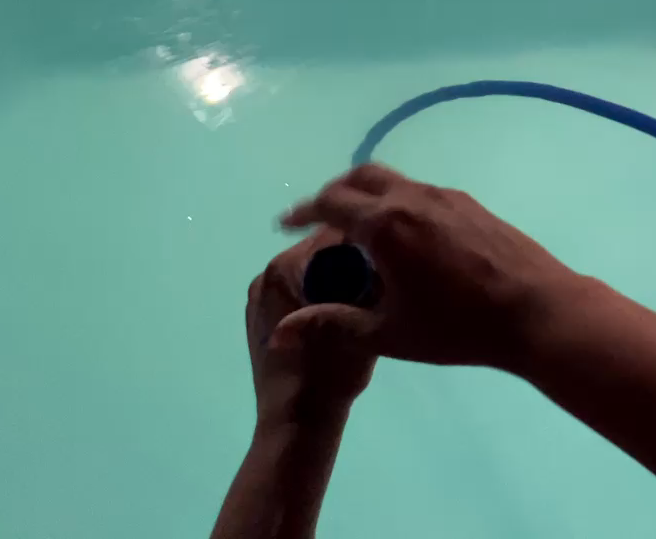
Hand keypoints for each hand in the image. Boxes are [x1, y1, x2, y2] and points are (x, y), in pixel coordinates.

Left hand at [245, 230, 376, 425]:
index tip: (395, 251)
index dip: (370, 237)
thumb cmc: (334, 368)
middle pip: (323, 247)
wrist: (297, 424)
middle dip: (353, 255)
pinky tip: (341, 310)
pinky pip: (300, 285)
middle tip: (384, 273)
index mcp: (288, 266)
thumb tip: (386, 243)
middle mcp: (268, 273)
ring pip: (312, 266)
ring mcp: (260, 295)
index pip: (337, 231)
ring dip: (337, 272)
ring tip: (363, 293)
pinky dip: (321, 289)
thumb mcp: (365, 312)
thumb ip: (372, 270)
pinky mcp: (261, 315)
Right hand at [279, 164, 593, 370]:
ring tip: (361, 229)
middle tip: (319, 217)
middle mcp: (413, 198)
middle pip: (362, 177)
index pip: (331, 203)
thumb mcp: (388, 334)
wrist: (533, 307)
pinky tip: (405, 237)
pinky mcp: (471, 204)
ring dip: (371, 195)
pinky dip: (400, 203)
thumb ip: (332, 325)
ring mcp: (446, 197)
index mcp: (386, 225)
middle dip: (335, 192)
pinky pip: (422, 193)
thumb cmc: (456, 325)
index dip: (302, 210)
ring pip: (396, 182)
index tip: (285, 222)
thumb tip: (279, 332)